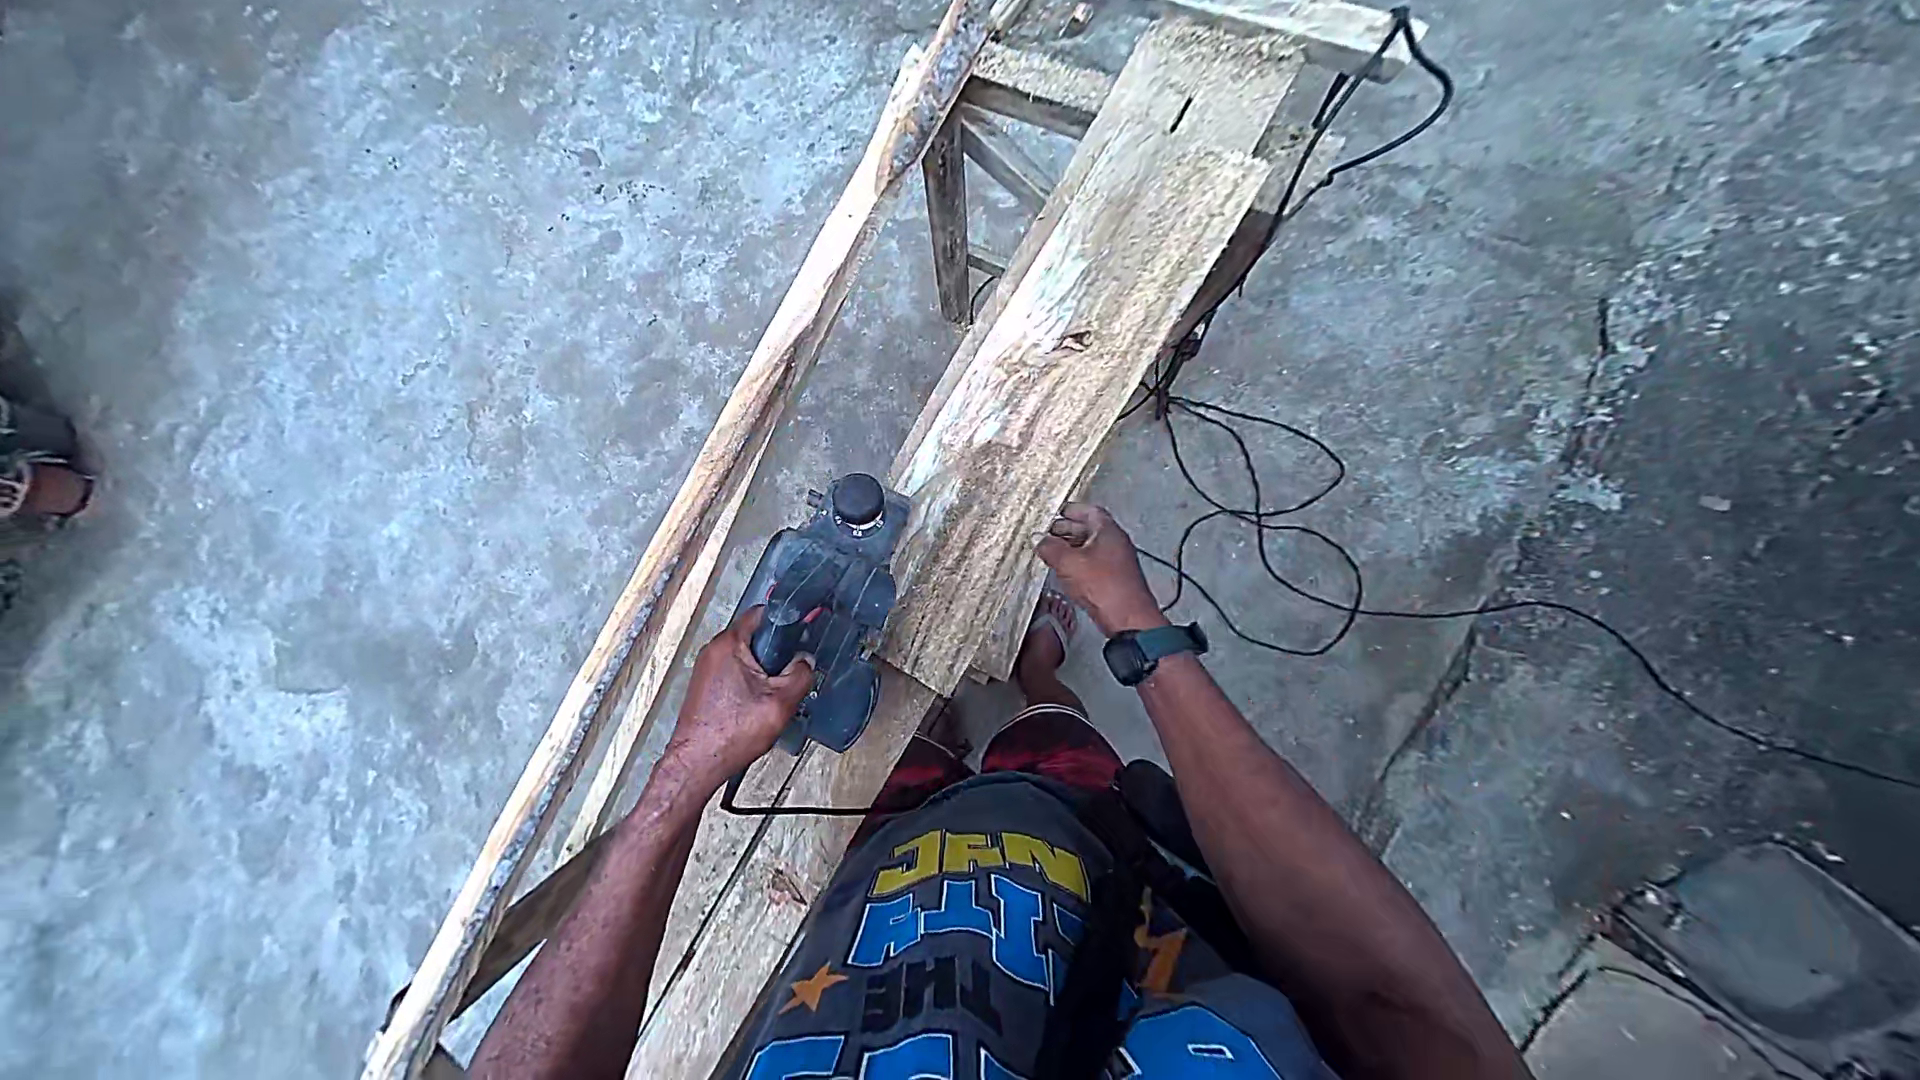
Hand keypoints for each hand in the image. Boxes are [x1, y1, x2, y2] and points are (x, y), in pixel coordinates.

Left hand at [660, 607, 813, 791]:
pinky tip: (758, 702)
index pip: (761, 612)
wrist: (697, 764)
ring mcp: (707, 668)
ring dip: (763, 668)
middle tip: (788, 670)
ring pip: (746, 654)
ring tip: (772, 692)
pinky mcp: (706, 684)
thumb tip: (806, 662)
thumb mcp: (781, 702)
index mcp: (729, 645)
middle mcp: (714, 651)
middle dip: (776, 650)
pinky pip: (736, 670)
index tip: (802, 625)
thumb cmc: (728, 735)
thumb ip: (801, 674)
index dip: (786, 618)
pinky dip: (750, 680)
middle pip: (755, 634)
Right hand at [1035, 502, 1169, 636]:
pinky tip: (1065, 570)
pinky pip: (1094, 563)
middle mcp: (1116, 543)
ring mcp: (1117, 561)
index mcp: (1108, 531)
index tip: (1057, 511)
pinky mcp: (1115, 578)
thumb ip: (1050, 547)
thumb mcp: (1068, 562)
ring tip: (1052, 552)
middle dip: (1068, 529)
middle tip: (1048, 532)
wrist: (1127, 618)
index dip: (1072, 510)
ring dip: (1072, 547)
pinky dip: (1078, 562)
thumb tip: (1038, 539)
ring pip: (1091, 547)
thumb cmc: (1104, 586)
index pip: (1090, 511)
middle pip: (1090, 528)